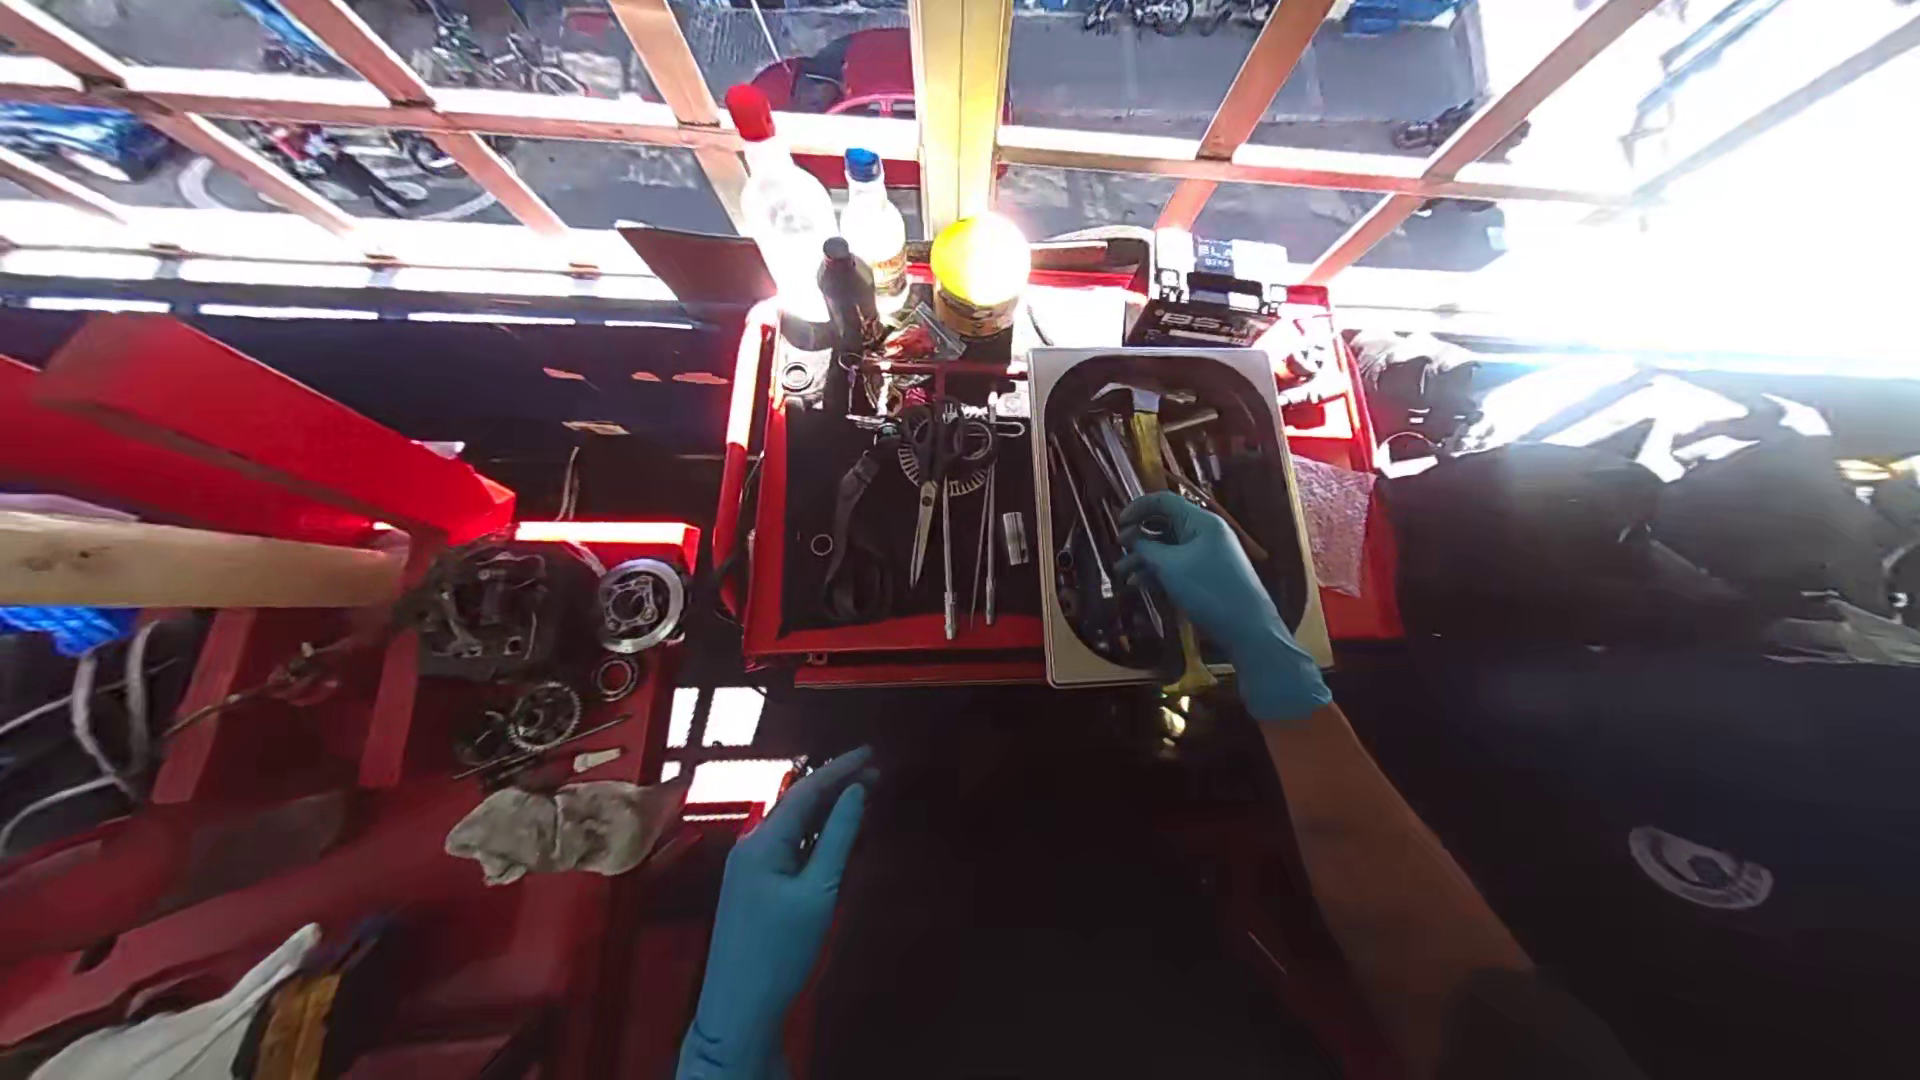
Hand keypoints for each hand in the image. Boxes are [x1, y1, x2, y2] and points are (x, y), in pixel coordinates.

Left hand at [679, 747, 872, 1079]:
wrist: (738, 1013)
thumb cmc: (780, 951)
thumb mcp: (818, 892)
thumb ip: (838, 836)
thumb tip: (857, 791)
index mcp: (763, 841)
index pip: (806, 790)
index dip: (840, 768)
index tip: (870, 753)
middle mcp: (752, 843)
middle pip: (799, 802)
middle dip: (837, 785)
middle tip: (876, 773)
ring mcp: (750, 863)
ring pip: (795, 822)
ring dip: (828, 808)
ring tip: (864, 793)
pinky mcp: (754, 882)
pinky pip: (790, 843)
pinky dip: (816, 832)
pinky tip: (837, 829)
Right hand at [1117, 492, 1329, 720]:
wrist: (1246, 628)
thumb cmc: (1208, 590)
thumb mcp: (1170, 566)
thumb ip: (1146, 548)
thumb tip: (1130, 536)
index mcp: (1200, 522)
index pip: (1163, 502)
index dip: (1137, 508)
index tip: (1118, 523)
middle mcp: (1203, 533)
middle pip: (1163, 524)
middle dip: (1138, 536)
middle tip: (1119, 548)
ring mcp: (1204, 555)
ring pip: (1166, 548)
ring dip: (1142, 558)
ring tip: (1121, 574)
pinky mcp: (1203, 575)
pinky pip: (1174, 565)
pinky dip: (1155, 572)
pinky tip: (1138, 585)